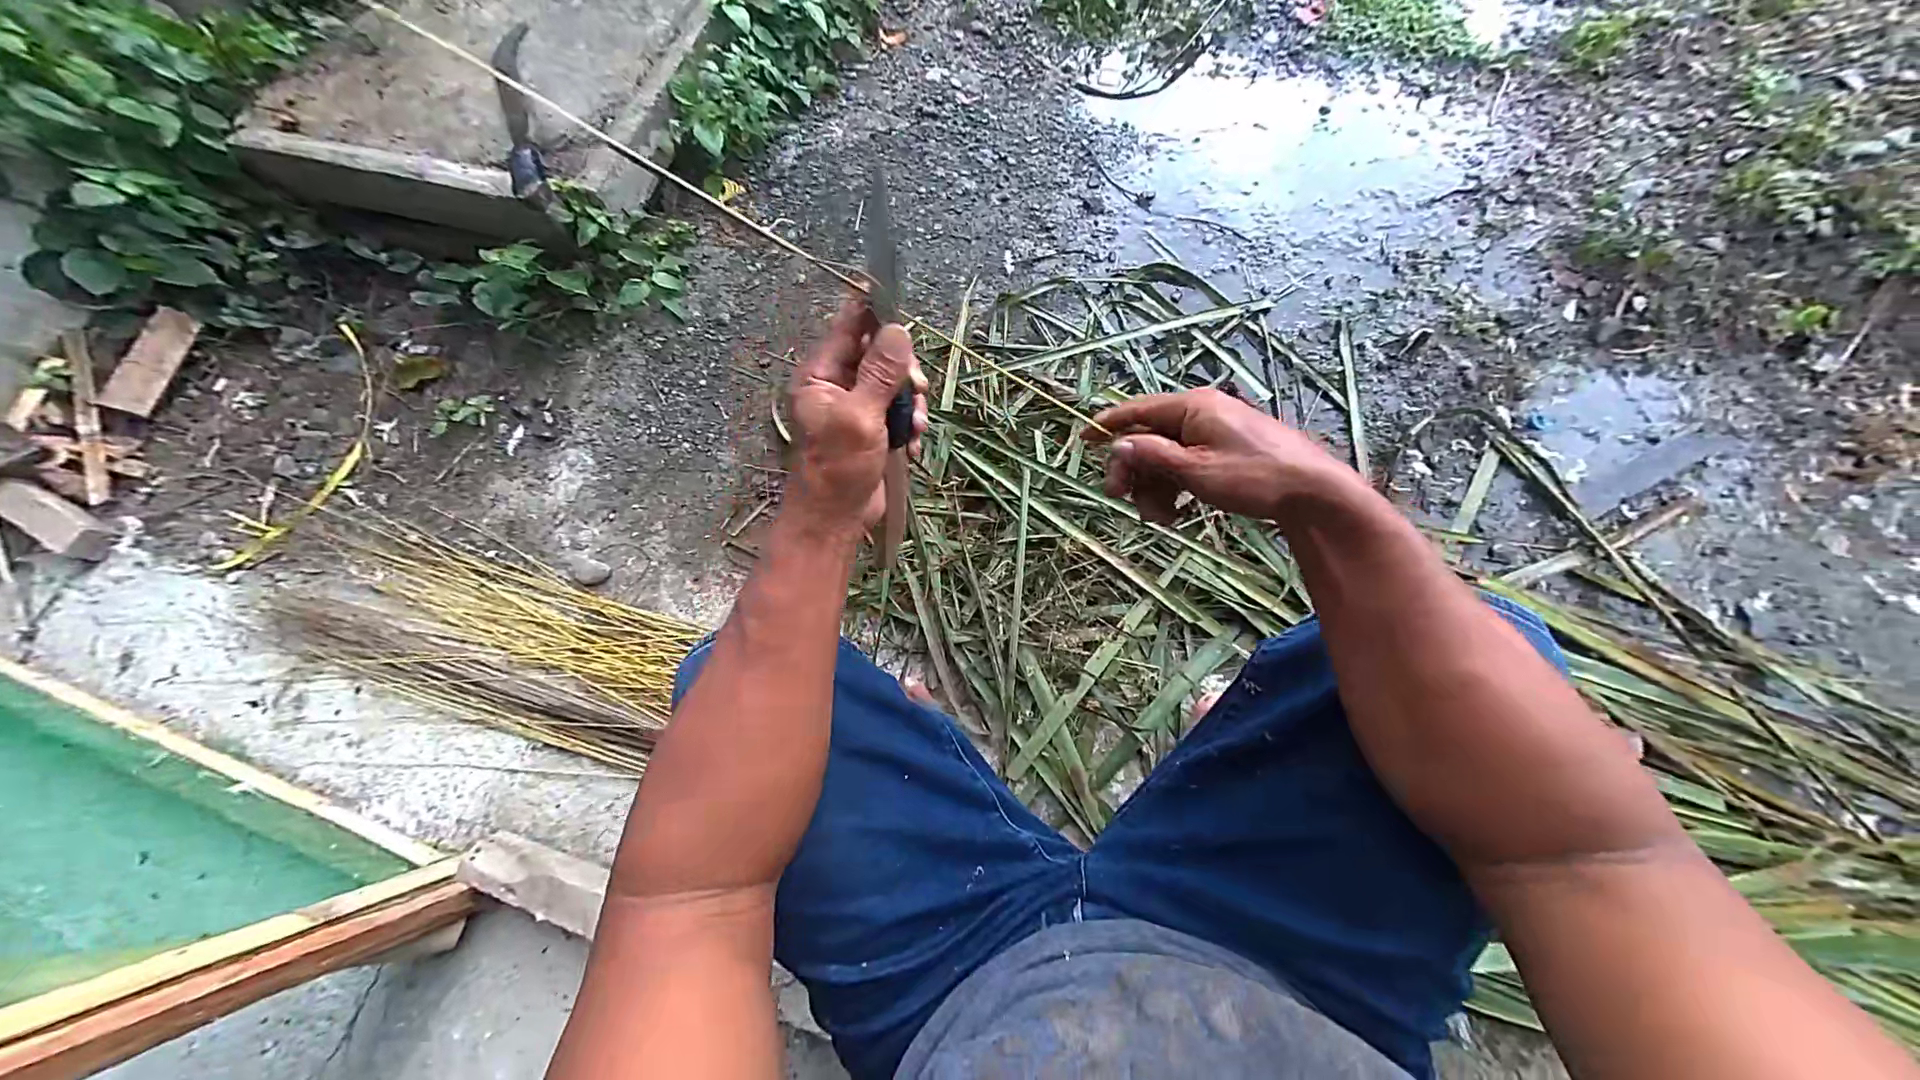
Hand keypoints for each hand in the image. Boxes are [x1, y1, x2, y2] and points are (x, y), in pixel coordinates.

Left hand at [786, 300, 926, 529]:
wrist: (835, 518)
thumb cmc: (838, 467)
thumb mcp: (860, 416)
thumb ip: (879, 373)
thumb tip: (897, 329)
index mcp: (821, 373)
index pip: (849, 326)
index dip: (875, 312)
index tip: (902, 306)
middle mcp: (838, 384)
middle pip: (880, 353)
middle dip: (904, 372)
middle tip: (916, 391)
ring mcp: (856, 406)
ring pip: (895, 383)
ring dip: (910, 404)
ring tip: (913, 428)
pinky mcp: (872, 427)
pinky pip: (898, 410)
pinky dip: (908, 424)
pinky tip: (910, 444)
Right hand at [1081, 388, 1360, 523]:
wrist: (1314, 492)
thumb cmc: (1255, 476)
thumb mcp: (1196, 470)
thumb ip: (1153, 455)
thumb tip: (1119, 445)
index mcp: (1193, 407)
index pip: (1138, 410)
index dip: (1108, 425)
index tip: (1083, 439)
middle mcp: (1201, 413)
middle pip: (1150, 438)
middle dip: (1134, 471)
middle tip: (1122, 499)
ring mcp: (1215, 432)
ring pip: (1167, 457)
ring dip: (1155, 486)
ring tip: (1161, 517)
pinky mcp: (1226, 451)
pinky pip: (1187, 464)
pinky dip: (1176, 487)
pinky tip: (1178, 512)